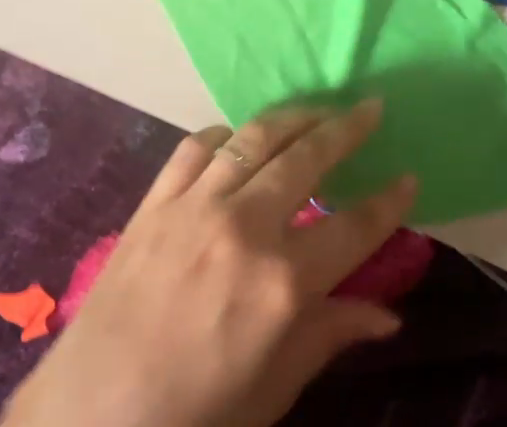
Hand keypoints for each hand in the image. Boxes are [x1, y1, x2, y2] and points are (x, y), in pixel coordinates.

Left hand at [0, 101, 416, 426]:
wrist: (96, 408)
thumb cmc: (196, 410)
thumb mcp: (275, 386)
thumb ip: (329, 335)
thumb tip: (386, 316)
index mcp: (283, 282)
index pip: (354, 227)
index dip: (389, 201)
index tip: (410, 176)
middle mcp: (244, 227)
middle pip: (307, 160)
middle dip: (347, 129)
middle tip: (371, 108)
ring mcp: (195, 206)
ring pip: (253, 139)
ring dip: (292, 117)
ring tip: (318, 109)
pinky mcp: (155, 201)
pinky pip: (195, 147)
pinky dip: (224, 134)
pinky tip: (238, 137)